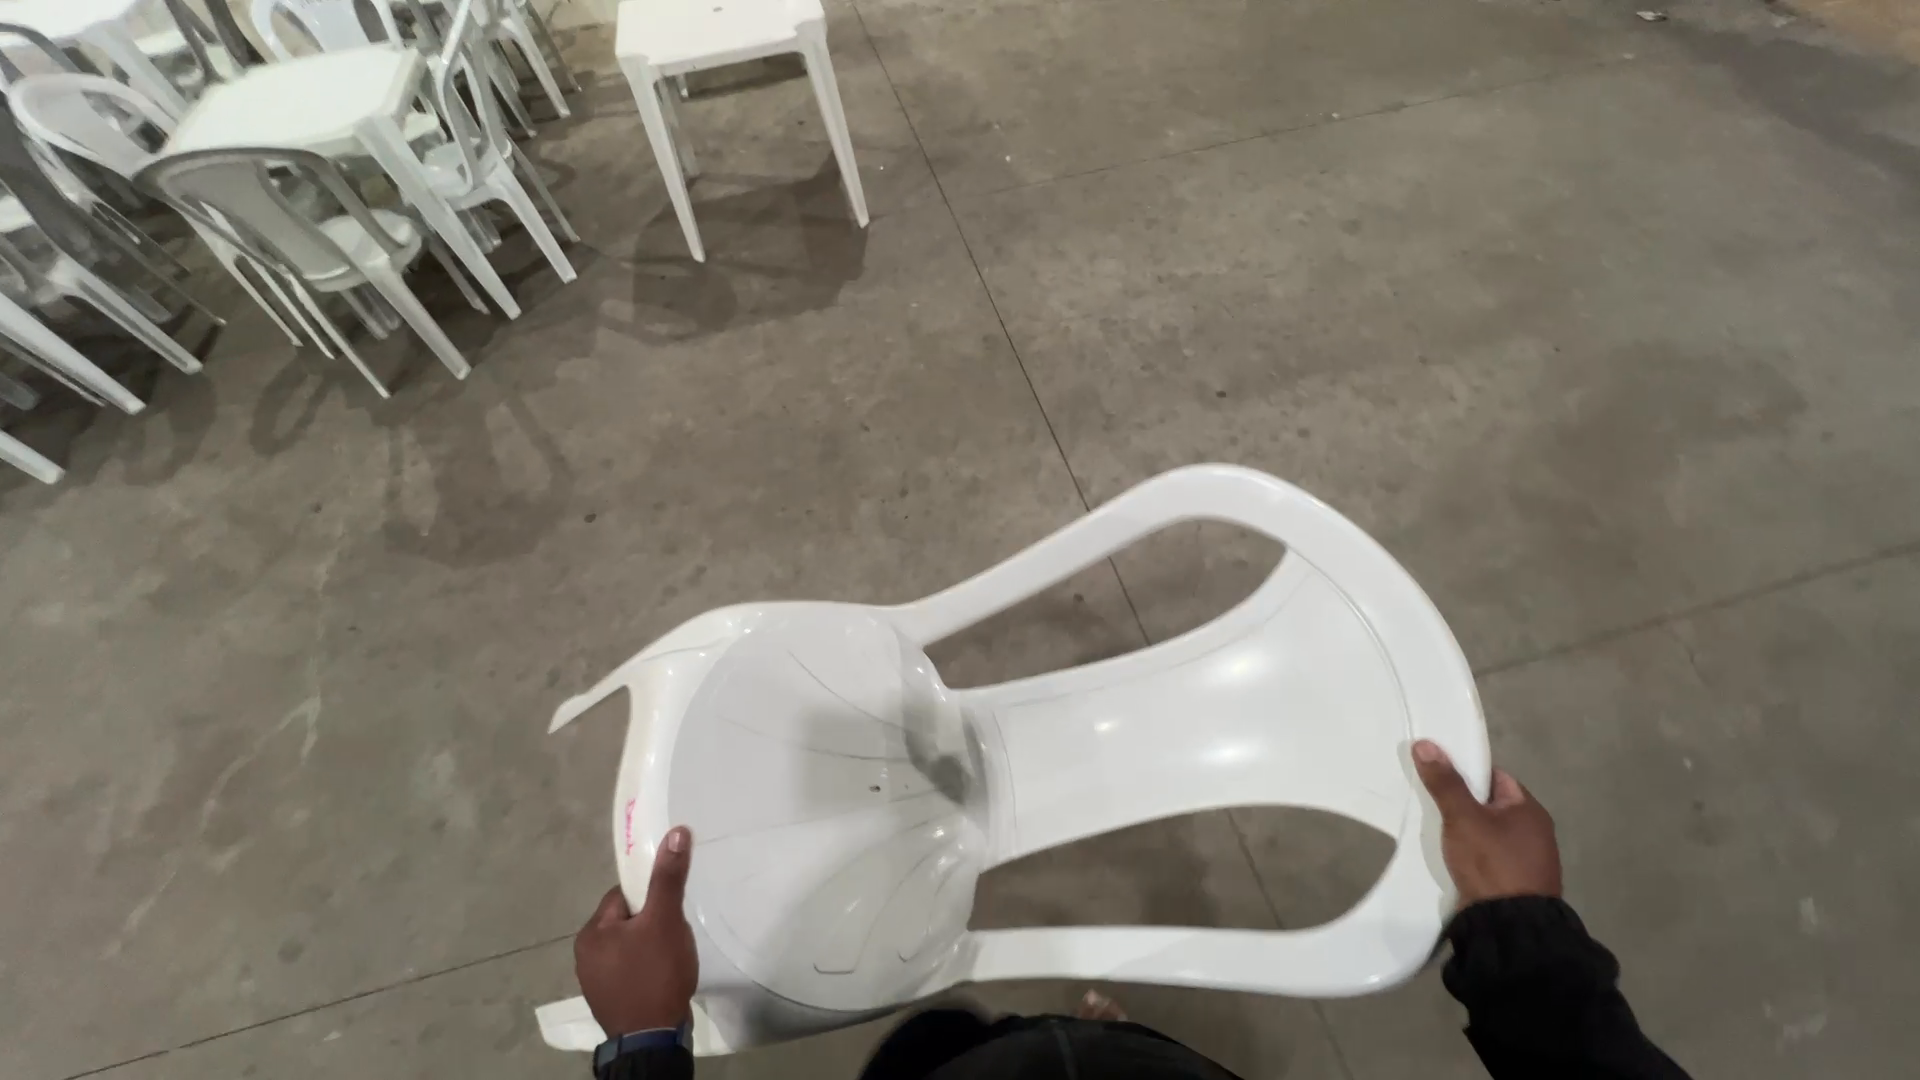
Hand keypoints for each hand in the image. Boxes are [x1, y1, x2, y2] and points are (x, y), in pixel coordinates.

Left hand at [574, 825, 698, 1035]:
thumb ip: (669, 877)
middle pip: (628, 918)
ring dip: (652, 941)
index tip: (671, 904)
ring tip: (673, 950)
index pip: (623, 893)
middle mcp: (585, 955)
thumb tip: (677, 832)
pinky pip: (632, 966)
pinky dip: (648, 963)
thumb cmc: (655, 973)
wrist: (654, 1038)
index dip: (651, 894)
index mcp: (591, 932)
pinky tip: (665, 970)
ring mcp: (596, 981)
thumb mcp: (665, 919)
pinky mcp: (612, 998)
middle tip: (675, 928)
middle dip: (654, 918)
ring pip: (631, 943)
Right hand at [1412, 740, 1561, 907]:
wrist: (1510, 924)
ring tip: (1432, 822)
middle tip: (1428, 795)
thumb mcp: (1463, 817)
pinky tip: (1446, 850)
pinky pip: (1484, 851)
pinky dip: (1466, 847)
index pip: (1494, 776)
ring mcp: (1524, 857)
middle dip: (1458, 799)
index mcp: (1529, 810)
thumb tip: (1425, 744)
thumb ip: (1445, 782)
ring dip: (1461, 825)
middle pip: (1487, 802)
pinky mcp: (1511, 878)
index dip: (1465, 771)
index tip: (1437, 772)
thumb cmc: (1492, 862)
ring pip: (1484, 828)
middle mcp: (1532, 831)